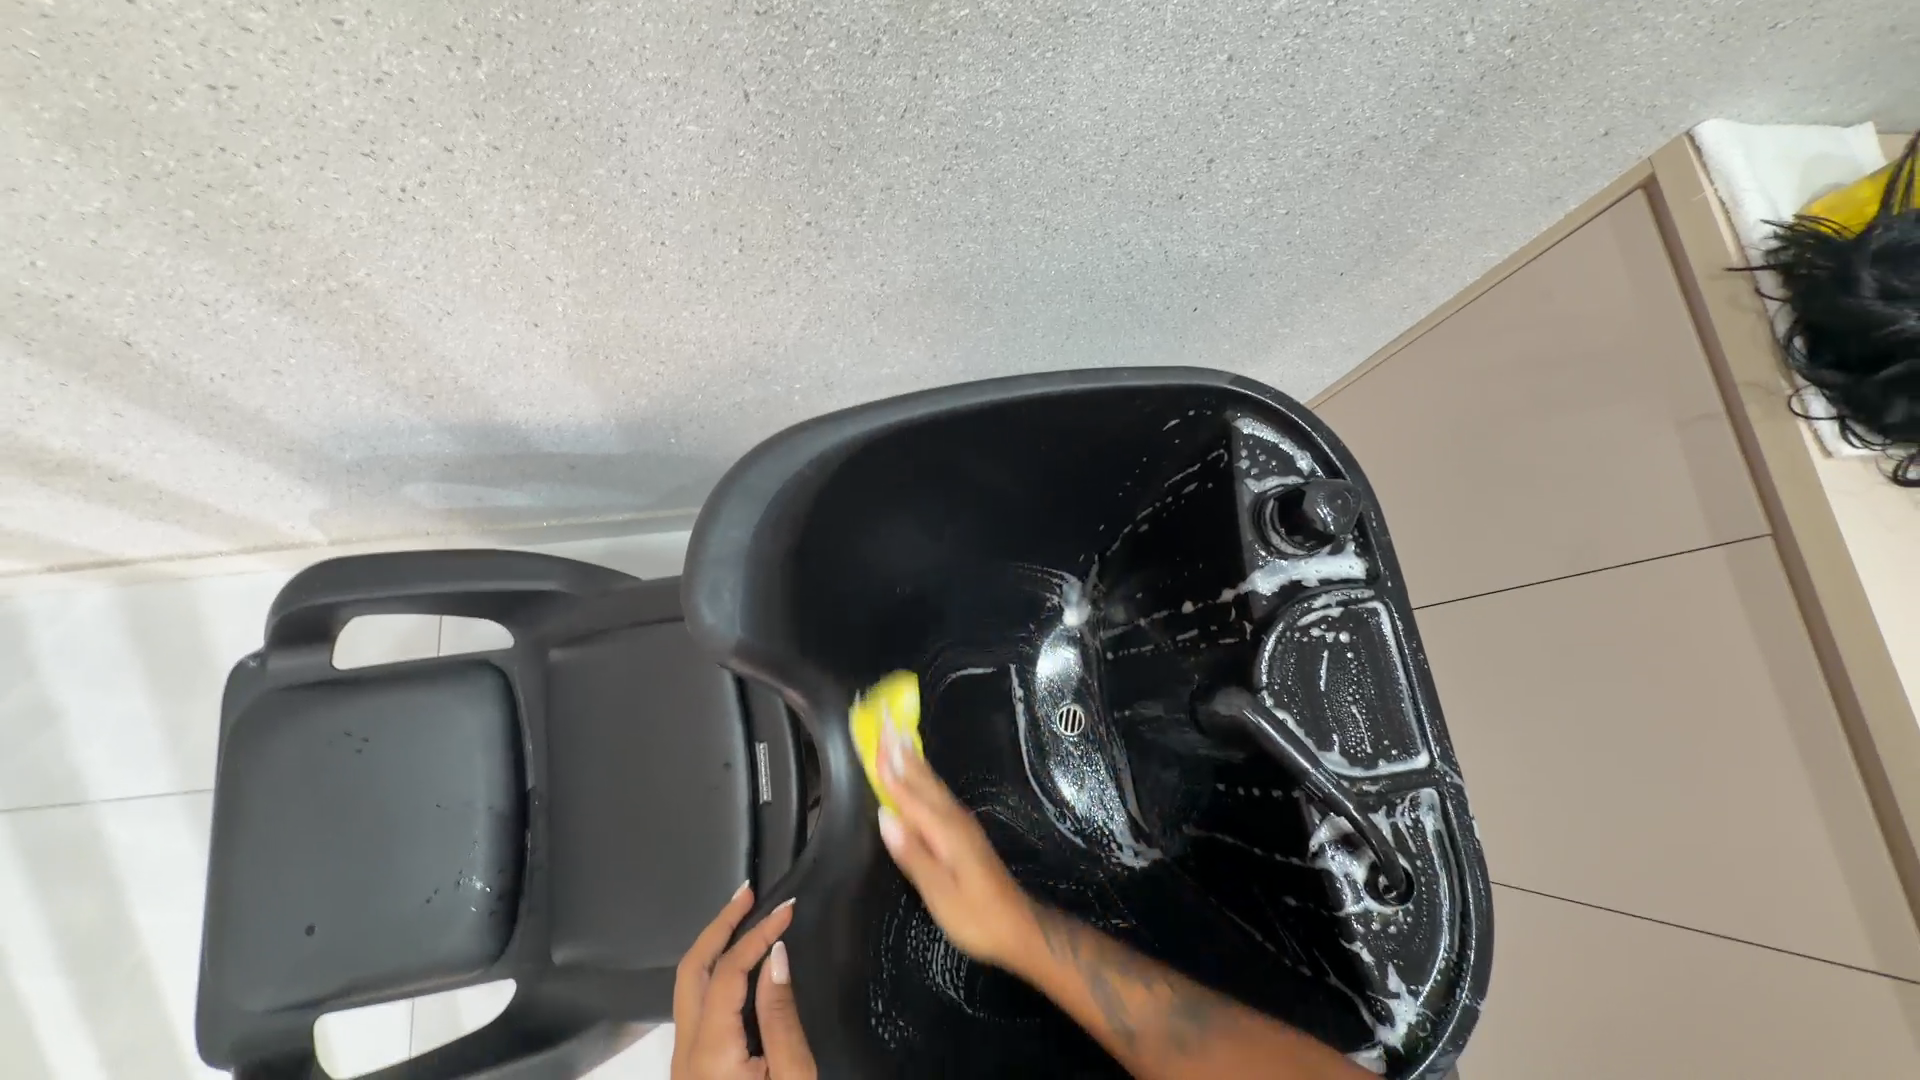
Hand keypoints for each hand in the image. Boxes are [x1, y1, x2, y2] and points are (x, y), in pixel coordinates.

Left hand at [671, 886, 815, 1079]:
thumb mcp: (792, 1076)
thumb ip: (780, 1017)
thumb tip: (776, 955)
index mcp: (711, 1049)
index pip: (728, 971)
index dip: (758, 933)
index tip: (787, 909)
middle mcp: (686, 1048)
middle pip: (692, 969)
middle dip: (719, 925)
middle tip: (749, 893)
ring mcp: (683, 1058)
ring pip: (687, 985)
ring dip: (712, 943)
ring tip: (742, 914)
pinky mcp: (690, 1065)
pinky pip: (695, 1002)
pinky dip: (712, 968)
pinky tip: (736, 959)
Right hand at [876, 717, 1035, 968]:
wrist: (1018, 927)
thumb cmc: (977, 916)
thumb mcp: (940, 893)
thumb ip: (913, 854)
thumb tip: (885, 817)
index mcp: (945, 830)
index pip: (909, 792)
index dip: (889, 766)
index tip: (874, 736)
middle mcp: (953, 819)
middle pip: (922, 779)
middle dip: (902, 751)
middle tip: (884, 721)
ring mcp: (961, 823)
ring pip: (931, 784)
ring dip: (912, 760)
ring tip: (897, 737)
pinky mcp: (963, 832)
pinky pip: (936, 795)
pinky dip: (922, 778)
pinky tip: (917, 776)